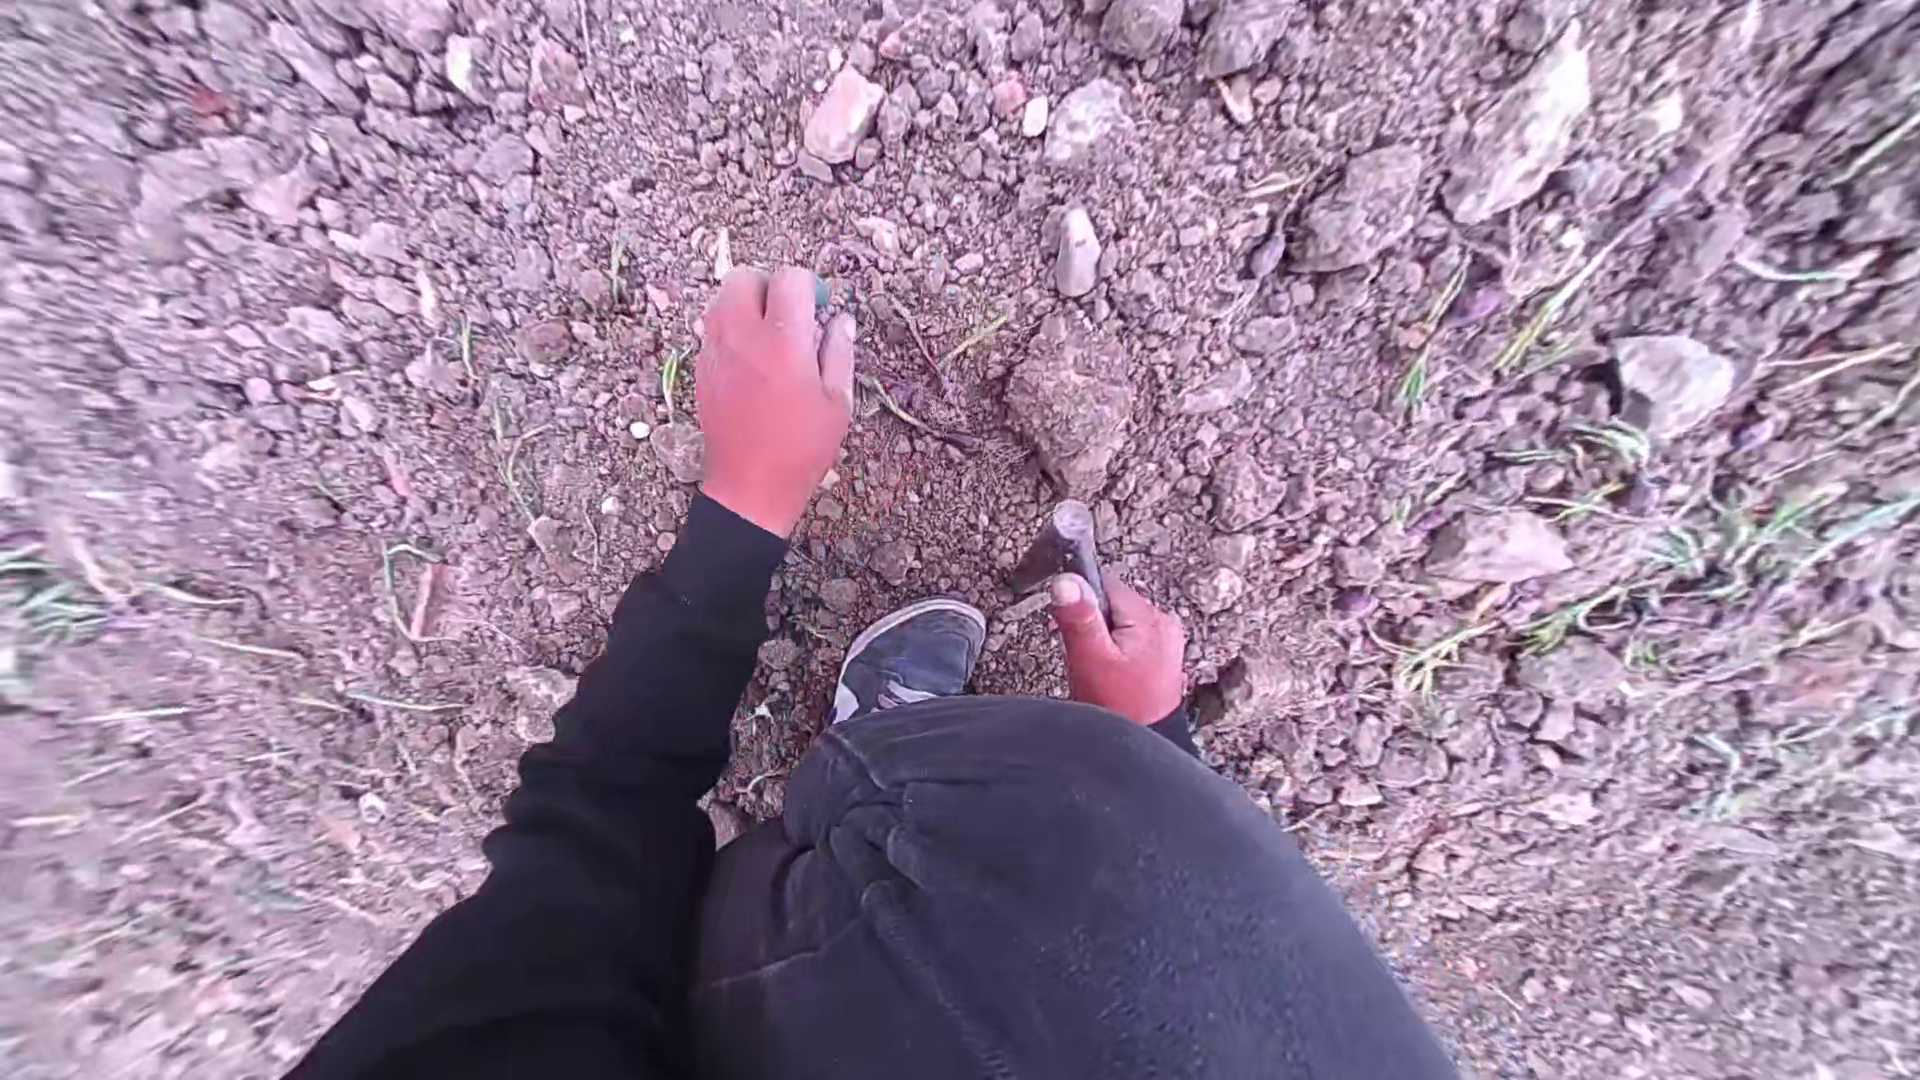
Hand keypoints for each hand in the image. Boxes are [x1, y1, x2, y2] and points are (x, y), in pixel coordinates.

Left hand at [696, 267, 855, 536]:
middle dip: (771, 286)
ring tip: (771, 337)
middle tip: (791, 315)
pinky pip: (713, 328)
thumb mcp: (837, 403)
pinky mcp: (701, 368)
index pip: (790, 278)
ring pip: (722, 298)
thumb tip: (842, 319)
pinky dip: (733, 329)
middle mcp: (742, 336)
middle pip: (746, 277)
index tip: (819, 307)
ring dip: (748, 305)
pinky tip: (753, 360)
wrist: (752, 484)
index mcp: (784, 342)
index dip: (809, 285)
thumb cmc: (802, 448)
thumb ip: (840, 352)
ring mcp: (715, 351)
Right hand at [1050, 572, 1187, 725]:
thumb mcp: (1091, 659)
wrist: (1139, 749)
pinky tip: (1110, 672)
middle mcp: (1164, 625)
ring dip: (1101, 639)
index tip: (1076, 628)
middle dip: (1091, 625)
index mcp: (1150, 619)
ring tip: (1100, 667)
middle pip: (1111, 604)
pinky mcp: (1159, 656)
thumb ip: (1079, 618)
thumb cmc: (1120, 708)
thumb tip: (1067, 581)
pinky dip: (1113, 650)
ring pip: (1118, 622)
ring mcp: (1165, 642)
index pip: (1104, 585)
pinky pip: (1127, 638)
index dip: (1081, 605)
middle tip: (1088, 654)